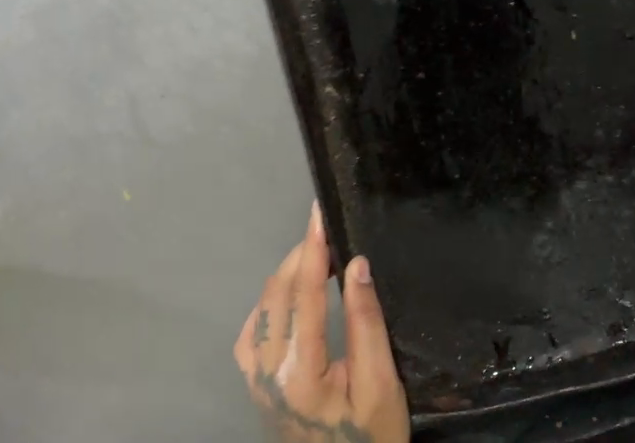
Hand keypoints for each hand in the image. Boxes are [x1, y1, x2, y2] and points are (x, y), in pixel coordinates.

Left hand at [235, 205, 409, 442]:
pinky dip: (273, 300)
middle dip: (300, 255)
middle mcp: (267, 374)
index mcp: (300, 374)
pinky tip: (294, 294)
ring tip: (319, 258)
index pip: (302, 294)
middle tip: (329, 233)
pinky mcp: (256, 386)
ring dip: (286, 276)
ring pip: (261, 307)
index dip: (312, 249)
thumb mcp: (381, 384)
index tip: (319, 213)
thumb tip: (357, 264)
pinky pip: (253, 329)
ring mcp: (255, 381)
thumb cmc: (372, 437)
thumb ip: (366, 324)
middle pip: (276, 294)